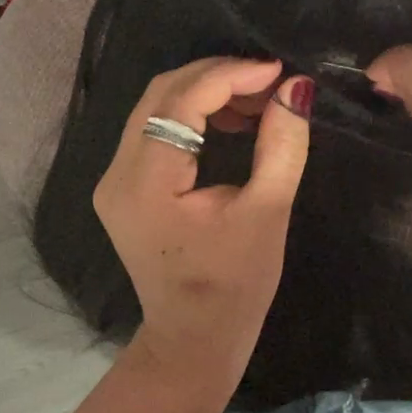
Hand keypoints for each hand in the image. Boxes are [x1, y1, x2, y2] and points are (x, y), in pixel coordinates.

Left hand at [93, 58, 313, 381]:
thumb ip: (282, 144)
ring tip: (258, 101)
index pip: (182, 101)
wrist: (193, 342)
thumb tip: (298, 87)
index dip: (231, 75)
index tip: (278, 70)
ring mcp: (114, 179)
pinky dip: (193, 114)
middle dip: (218, 76)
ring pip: (157, 106)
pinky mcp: (124, 185)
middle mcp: (117, 172)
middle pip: (162, 93)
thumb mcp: (268, 213)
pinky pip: (155, 129)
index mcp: (146, 182)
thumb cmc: (235, 287)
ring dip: (206, 92)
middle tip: (270, 81)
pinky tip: (231, 121)